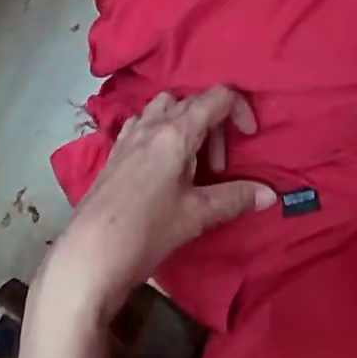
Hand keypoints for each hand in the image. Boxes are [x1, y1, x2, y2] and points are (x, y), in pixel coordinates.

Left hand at [41, 87, 277, 323]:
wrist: (86, 261)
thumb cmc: (146, 232)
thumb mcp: (197, 215)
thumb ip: (236, 198)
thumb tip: (270, 195)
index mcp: (177, 130)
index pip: (219, 96)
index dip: (241, 109)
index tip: (249, 137)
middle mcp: (152, 123)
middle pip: (195, 102)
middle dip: (216, 127)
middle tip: (217, 169)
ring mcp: (129, 135)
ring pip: (167, 106)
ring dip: (187, 122)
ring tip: (190, 161)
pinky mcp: (114, 152)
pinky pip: (144, 122)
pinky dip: (161, 130)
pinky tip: (160, 164)